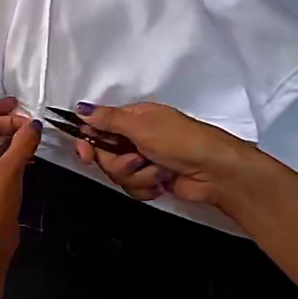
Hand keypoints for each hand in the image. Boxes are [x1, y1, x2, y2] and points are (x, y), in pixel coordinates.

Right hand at [71, 101, 265, 207]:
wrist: (215, 172)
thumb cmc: (183, 141)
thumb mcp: (141, 125)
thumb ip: (107, 119)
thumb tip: (82, 109)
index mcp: (133, 118)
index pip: (97, 129)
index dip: (88, 142)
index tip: (85, 154)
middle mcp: (135, 138)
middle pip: (104, 155)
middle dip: (119, 163)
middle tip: (137, 159)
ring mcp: (144, 160)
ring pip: (118, 175)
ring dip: (138, 176)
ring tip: (158, 170)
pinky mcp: (152, 180)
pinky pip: (133, 188)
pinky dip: (147, 187)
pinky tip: (163, 181)